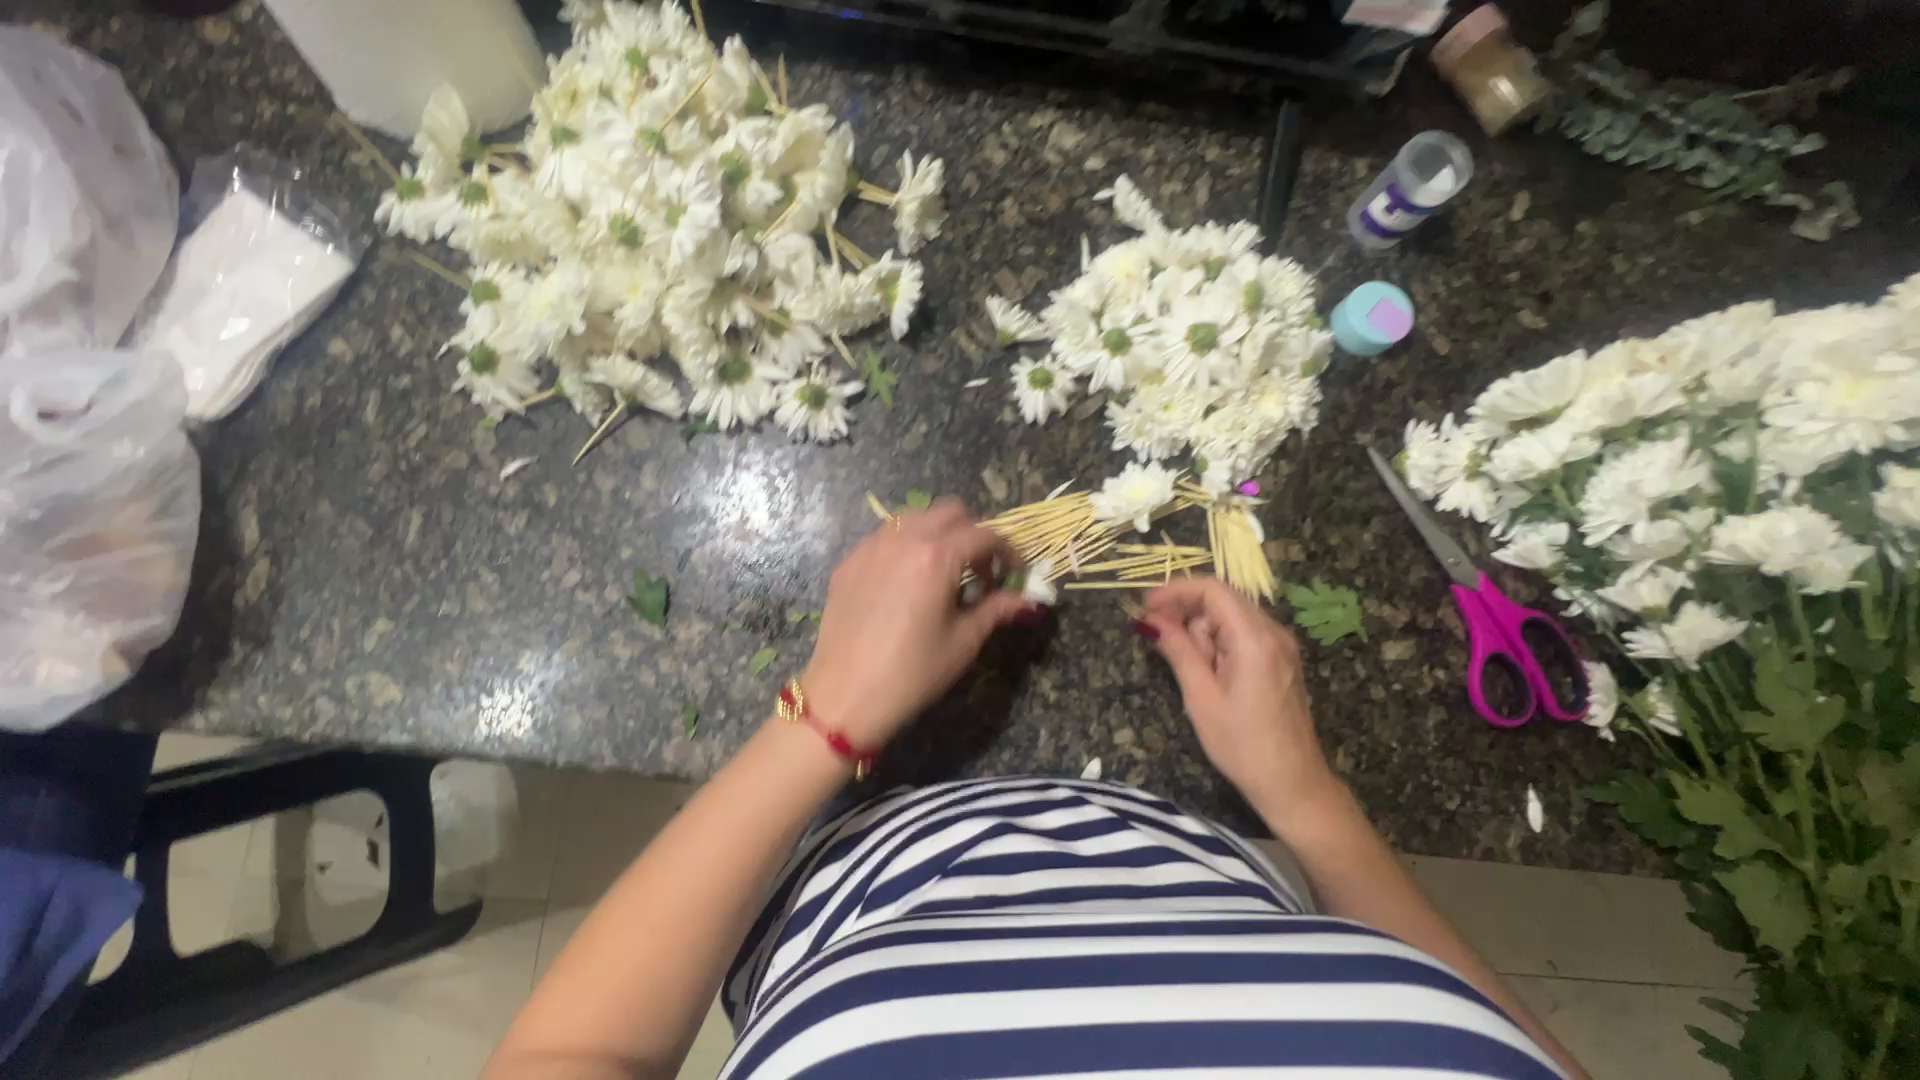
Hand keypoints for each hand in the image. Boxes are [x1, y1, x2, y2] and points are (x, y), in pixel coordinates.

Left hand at [801, 500, 1035, 749]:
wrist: (845, 697)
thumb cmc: (913, 673)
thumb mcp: (963, 642)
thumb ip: (997, 609)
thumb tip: (1028, 600)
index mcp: (937, 556)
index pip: (985, 534)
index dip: (1008, 551)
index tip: (1015, 574)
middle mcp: (903, 539)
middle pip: (950, 512)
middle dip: (973, 534)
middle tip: (980, 571)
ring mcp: (870, 547)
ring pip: (915, 518)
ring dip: (938, 535)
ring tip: (943, 573)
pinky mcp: (849, 562)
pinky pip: (885, 538)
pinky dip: (905, 547)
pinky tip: (907, 583)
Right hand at [1138, 578, 1344, 828]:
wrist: (1292, 783)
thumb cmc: (1242, 745)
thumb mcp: (1201, 697)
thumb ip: (1178, 650)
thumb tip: (1150, 620)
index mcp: (1254, 639)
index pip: (1212, 589)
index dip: (1175, 591)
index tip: (1145, 608)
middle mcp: (1273, 633)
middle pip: (1221, 600)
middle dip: (1186, 614)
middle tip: (1160, 642)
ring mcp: (1281, 646)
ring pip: (1230, 617)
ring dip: (1202, 632)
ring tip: (1193, 673)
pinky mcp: (1280, 660)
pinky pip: (1243, 634)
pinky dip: (1219, 643)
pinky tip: (1209, 672)